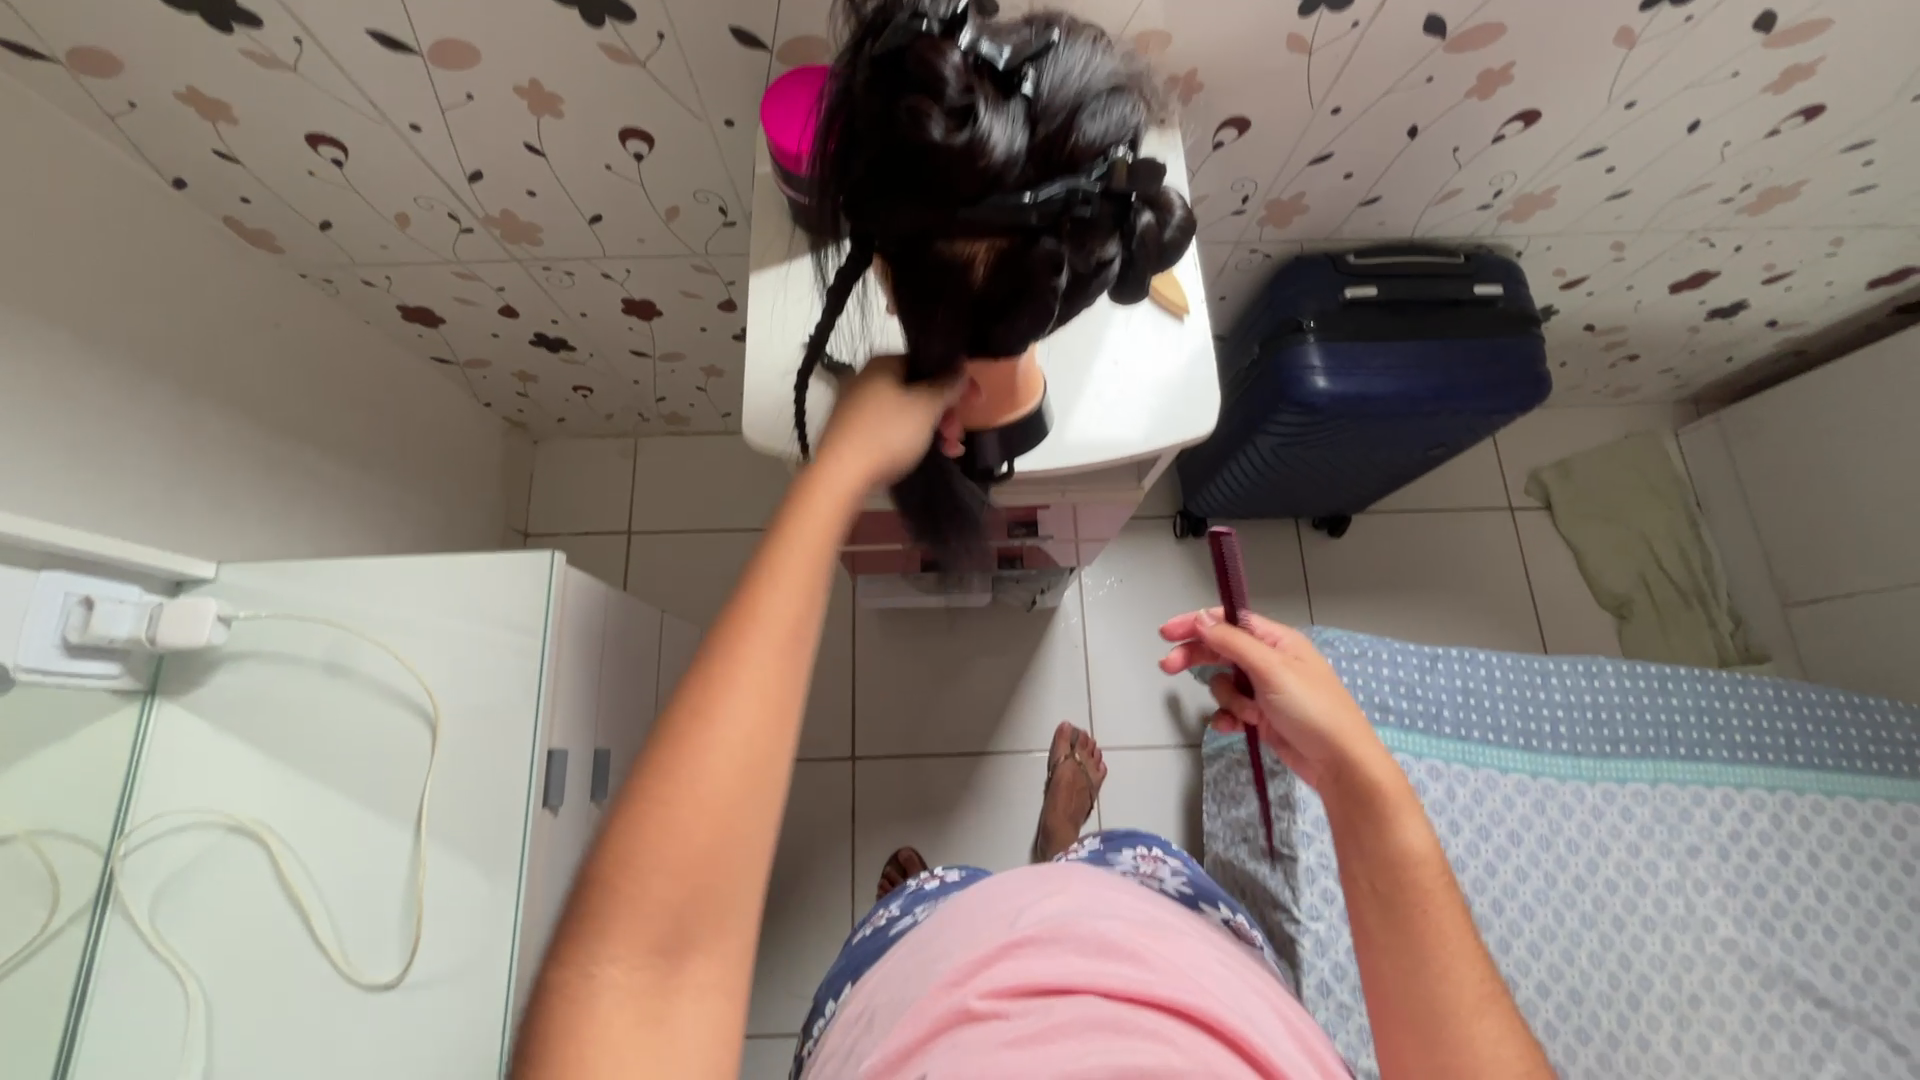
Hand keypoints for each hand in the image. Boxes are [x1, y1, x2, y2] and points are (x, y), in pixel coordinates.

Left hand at [814, 356, 966, 489]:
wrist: (841, 475)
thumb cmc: (888, 433)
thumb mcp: (926, 406)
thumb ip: (948, 385)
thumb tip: (960, 366)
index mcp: (883, 364)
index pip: (927, 362)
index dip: (955, 380)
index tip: (976, 400)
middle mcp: (868, 380)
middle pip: (919, 389)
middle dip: (946, 411)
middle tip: (958, 432)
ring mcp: (859, 408)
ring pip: (909, 412)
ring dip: (935, 428)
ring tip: (951, 449)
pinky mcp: (856, 434)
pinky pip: (894, 429)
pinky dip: (915, 438)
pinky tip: (934, 455)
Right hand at [1158, 608, 1392, 795]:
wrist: (1339, 763)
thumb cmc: (1311, 709)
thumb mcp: (1271, 669)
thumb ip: (1232, 642)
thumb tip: (1201, 617)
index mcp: (1277, 641)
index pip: (1229, 621)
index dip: (1197, 623)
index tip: (1167, 633)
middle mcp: (1269, 661)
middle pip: (1220, 650)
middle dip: (1196, 658)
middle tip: (1167, 667)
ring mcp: (1265, 690)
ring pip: (1224, 683)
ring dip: (1227, 699)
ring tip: (1247, 714)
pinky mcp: (1262, 716)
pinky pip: (1231, 710)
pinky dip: (1229, 717)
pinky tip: (1235, 727)